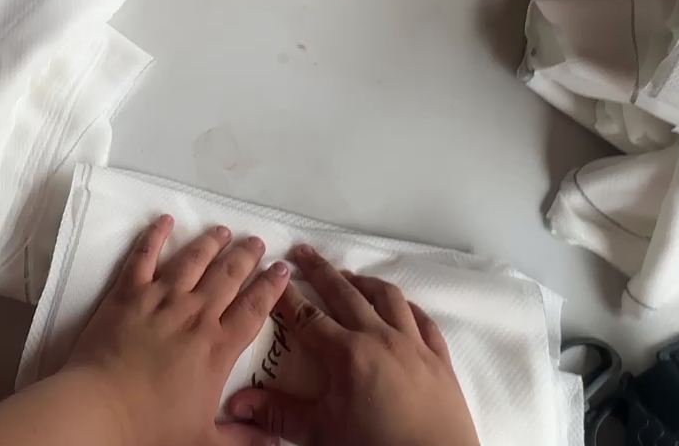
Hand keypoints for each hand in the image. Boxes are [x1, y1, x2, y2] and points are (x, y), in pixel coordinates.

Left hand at [62, 215, 292, 445]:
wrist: (102, 410)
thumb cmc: (152, 429)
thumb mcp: (206, 442)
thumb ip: (243, 439)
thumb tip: (275, 443)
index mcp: (217, 348)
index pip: (253, 310)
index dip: (270, 287)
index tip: (282, 269)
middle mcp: (195, 315)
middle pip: (228, 276)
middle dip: (246, 256)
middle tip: (256, 240)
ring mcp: (161, 298)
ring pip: (193, 260)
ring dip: (210, 242)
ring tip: (223, 230)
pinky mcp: (130, 291)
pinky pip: (144, 254)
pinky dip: (156, 234)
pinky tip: (166, 220)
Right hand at [225, 246, 481, 445]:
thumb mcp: (323, 435)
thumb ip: (280, 414)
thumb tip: (238, 404)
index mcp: (348, 353)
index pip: (308, 316)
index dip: (288, 296)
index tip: (274, 275)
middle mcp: (381, 338)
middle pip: (345, 293)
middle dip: (321, 270)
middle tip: (304, 251)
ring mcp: (414, 346)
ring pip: (388, 298)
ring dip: (365, 283)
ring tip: (350, 276)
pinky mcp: (440, 360)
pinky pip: (424, 322)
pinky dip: (409, 309)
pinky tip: (401, 307)